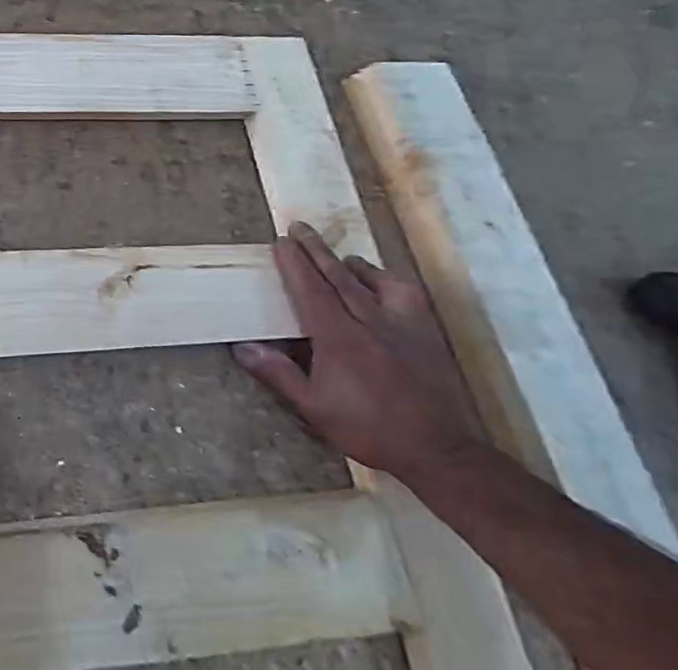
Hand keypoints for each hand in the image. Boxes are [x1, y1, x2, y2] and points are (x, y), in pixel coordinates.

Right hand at [233, 223, 482, 482]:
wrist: (436, 449)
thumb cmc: (367, 429)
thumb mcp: (313, 408)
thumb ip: (278, 374)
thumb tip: (242, 347)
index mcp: (337, 337)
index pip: (310, 289)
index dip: (294, 263)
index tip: (280, 242)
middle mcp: (366, 320)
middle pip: (336, 274)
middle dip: (314, 249)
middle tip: (297, 227)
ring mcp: (398, 322)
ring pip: (367, 279)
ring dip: (344, 261)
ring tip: (331, 253)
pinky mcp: (422, 330)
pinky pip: (402, 291)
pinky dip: (384, 278)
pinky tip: (376, 278)